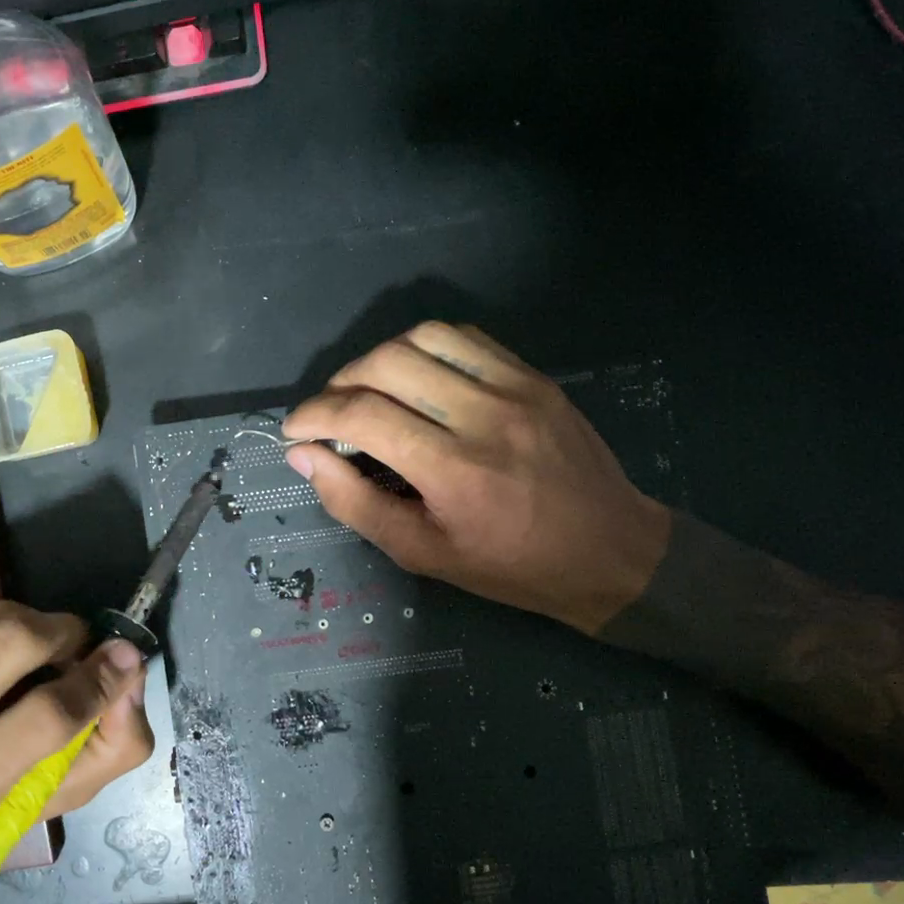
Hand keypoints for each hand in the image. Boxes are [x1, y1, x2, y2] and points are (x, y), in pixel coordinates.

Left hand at [0, 602, 151, 903]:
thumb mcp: (60, 802)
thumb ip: (113, 744)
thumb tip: (131, 669)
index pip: (47, 714)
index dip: (97, 681)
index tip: (126, 661)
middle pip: (14, 639)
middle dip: (66, 632)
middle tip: (82, 651)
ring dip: (38, 627)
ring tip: (44, 659)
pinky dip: (2, 634)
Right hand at [282, 322, 672, 634]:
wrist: (609, 551)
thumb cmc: (509, 565)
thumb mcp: (422, 553)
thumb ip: (355, 502)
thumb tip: (305, 456)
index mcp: (453, 471)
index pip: (362, 414)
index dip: (314, 414)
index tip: (295, 428)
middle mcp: (483, 416)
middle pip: (386, 364)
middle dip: (339, 383)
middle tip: (329, 413)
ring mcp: (514, 388)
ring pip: (423, 338)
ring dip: (379, 358)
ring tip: (368, 389)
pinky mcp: (533, 376)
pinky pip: (464, 338)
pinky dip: (424, 348)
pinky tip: (416, 377)